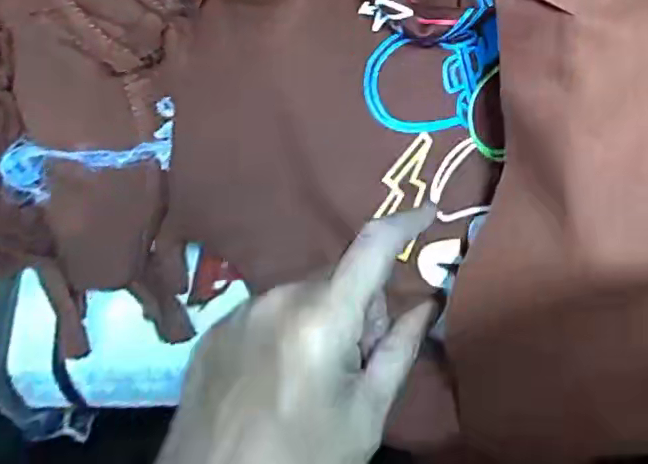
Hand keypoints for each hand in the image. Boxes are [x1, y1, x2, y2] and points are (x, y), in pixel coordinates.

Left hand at [159, 211, 438, 463]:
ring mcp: (242, 310)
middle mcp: (280, 297)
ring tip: (311, 376)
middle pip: (340, 277)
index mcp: (322, 316)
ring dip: (321, 316)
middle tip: (356, 362)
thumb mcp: (365, 416)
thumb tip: (430, 303)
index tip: (431, 209)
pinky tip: (276, 377)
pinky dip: (285, 329)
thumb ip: (401, 350)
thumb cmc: (302, 460)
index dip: (406, 221)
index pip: (373, 245)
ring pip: (305, 291)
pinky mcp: (215, 330)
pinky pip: (269, 309)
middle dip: (360, 307)